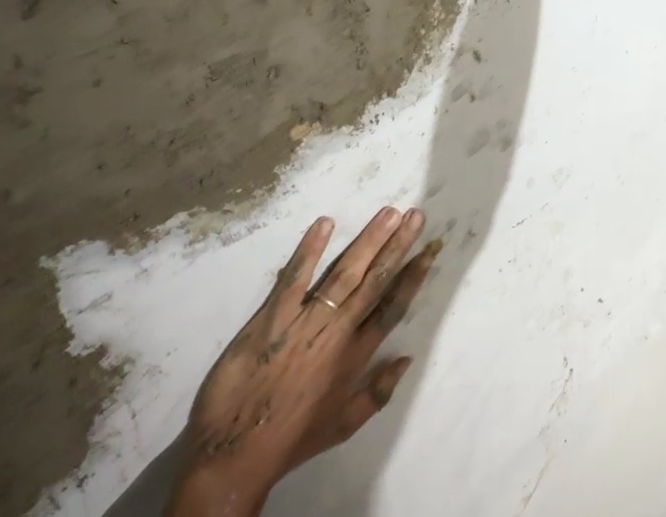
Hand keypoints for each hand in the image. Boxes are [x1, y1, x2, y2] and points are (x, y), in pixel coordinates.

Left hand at [169, 208, 439, 515]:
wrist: (236, 453)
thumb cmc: (291, 438)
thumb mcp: (344, 425)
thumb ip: (379, 392)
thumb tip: (407, 358)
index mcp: (357, 356)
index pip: (392, 307)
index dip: (413, 276)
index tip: (429, 250)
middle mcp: (338, 332)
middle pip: (375, 281)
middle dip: (397, 246)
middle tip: (416, 216)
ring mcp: (305, 321)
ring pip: (344, 273)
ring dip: (368, 241)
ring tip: (388, 213)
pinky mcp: (271, 317)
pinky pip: (294, 278)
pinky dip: (309, 250)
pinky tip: (325, 223)